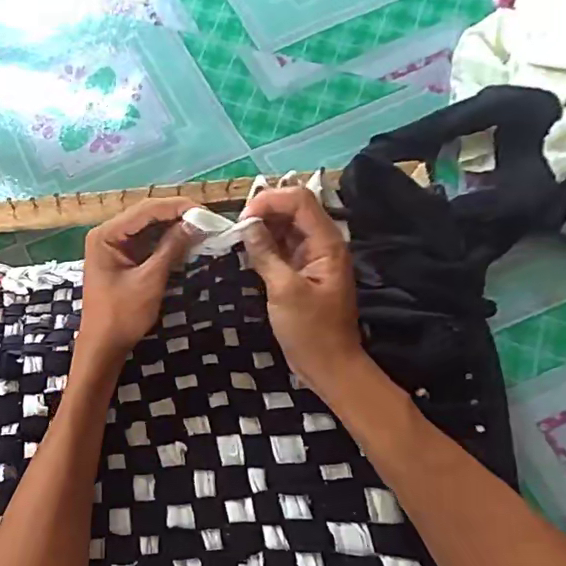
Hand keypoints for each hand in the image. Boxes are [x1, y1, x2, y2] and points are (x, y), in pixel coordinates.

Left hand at [75, 198, 200, 363]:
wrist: (104, 346)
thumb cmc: (122, 315)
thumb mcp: (150, 280)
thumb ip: (171, 248)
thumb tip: (195, 223)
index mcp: (105, 234)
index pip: (145, 210)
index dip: (176, 207)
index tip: (205, 211)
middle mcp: (107, 233)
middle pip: (146, 214)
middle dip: (176, 215)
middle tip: (207, 218)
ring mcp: (114, 245)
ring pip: (149, 227)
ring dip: (174, 227)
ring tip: (202, 226)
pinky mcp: (123, 258)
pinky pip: (147, 241)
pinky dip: (166, 241)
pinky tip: (187, 239)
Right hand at [240, 187, 366, 390]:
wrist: (329, 365)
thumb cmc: (310, 331)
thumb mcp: (284, 290)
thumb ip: (266, 253)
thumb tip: (246, 225)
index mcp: (326, 243)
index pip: (299, 200)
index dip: (269, 200)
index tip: (242, 219)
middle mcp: (322, 242)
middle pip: (293, 207)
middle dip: (263, 210)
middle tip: (236, 229)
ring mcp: (312, 256)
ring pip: (286, 225)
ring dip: (262, 226)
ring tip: (237, 238)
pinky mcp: (301, 269)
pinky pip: (282, 245)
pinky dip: (264, 242)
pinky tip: (247, 250)